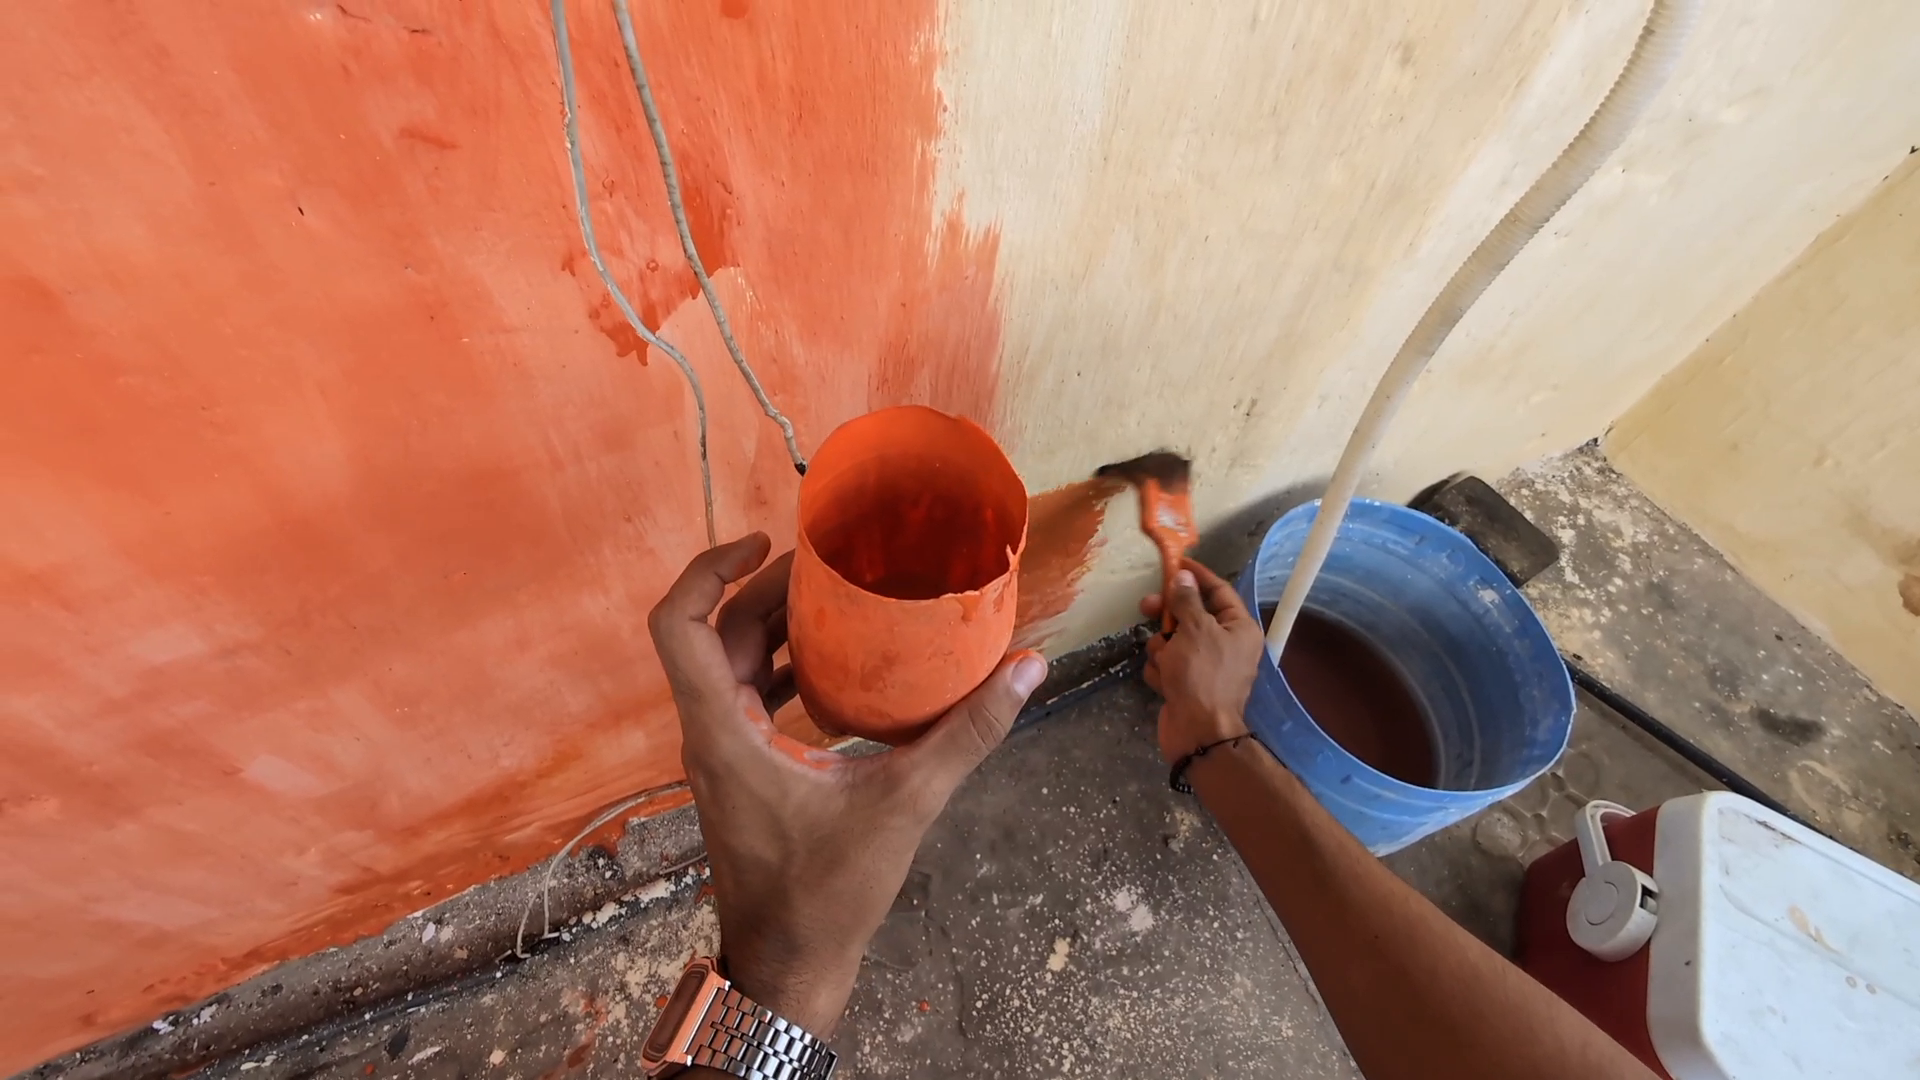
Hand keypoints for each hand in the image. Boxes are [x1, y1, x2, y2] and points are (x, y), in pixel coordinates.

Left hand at [648, 533, 1047, 1036]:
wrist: (790, 965)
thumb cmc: (831, 891)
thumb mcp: (907, 804)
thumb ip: (968, 733)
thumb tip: (1027, 668)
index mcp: (723, 730)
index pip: (679, 626)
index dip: (708, 570)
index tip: (763, 542)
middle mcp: (709, 731)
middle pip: (714, 633)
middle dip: (762, 587)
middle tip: (827, 562)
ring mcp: (722, 751)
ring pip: (729, 661)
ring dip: (771, 623)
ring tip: (833, 595)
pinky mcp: (742, 766)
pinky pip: (748, 692)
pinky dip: (782, 663)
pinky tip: (835, 661)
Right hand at [1140, 559, 1265, 763]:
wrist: (1197, 731)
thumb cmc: (1201, 674)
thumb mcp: (1194, 629)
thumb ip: (1186, 600)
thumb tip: (1184, 576)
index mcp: (1239, 629)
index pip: (1219, 591)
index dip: (1196, 576)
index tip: (1175, 563)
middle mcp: (1226, 645)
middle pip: (1191, 616)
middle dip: (1169, 616)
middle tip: (1147, 607)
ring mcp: (1206, 666)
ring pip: (1174, 641)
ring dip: (1162, 648)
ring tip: (1165, 663)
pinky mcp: (1187, 684)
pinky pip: (1167, 665)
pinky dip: (1161, 671)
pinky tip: (1164, 682)